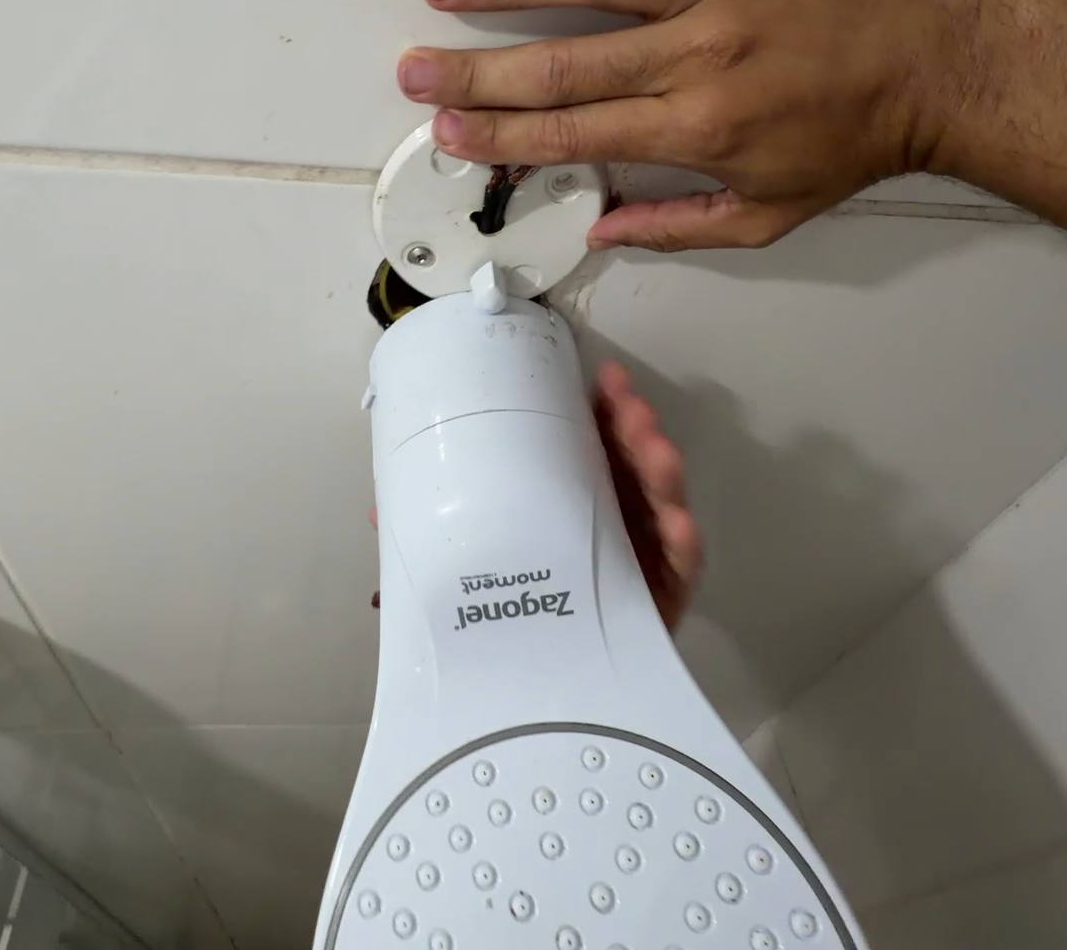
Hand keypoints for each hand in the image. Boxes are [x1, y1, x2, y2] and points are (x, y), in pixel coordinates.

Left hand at [371, 362, 702, 629]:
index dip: (602, 412)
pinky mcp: (661, 602)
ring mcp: (641, 559)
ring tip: (656, 450)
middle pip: (631, 469)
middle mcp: (613, 524)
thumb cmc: (519, 614)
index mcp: (576, 507)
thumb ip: (442, 538)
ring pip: (661, 508)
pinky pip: (679, 573)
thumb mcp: (476, 566)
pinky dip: (683, 547)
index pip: (593, 450)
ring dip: (661, 472)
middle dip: (633, 430)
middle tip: (626, 407)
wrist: (547, 686)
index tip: (601, 380)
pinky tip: (678, 527)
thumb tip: (383, 512)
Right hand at [397, 0, 990, 251]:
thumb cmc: (859, 141)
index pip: (570, 136)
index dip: (499, 138)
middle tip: (415, 69)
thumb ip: (675, 226)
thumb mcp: (766, 215)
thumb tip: (601, 226)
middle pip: (561, 67)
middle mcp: (697, 57)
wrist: (955, 59)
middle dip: (476, 74)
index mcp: (694, 132)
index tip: (448, 134)